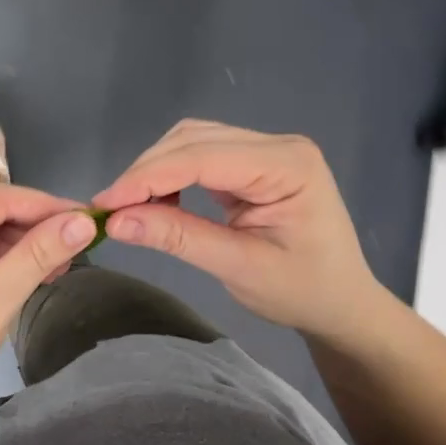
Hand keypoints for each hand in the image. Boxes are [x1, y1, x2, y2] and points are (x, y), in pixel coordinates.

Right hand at [92, 119, 383, 338]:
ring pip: (191, 141)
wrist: (341, 304)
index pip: (202, 158)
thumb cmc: (302, 291)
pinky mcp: (253, 163)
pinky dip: (170, 174)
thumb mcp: (239, 268)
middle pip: (193, 140)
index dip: (147, 177)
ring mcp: (266, 151)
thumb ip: (179, 238)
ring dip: (154, 170)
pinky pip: (200, 155)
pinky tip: (156, 201)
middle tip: (109, 211)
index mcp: (287, 166)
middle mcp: (278, 145)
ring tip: (128, 208)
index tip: (104, 205)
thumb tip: (117, 222)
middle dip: (146, 172)